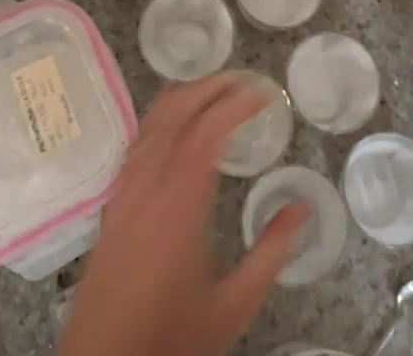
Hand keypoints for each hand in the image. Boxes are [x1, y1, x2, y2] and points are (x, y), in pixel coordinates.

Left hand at [60, 74, 309, 355]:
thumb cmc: (170, 336)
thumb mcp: (233, 304)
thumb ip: (270, 254)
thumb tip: (302, 209)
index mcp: (179, 205)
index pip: (206, 130)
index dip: (235, 101)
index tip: (262, 92)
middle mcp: (145, 187)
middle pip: (172, 112)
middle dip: (207, 86)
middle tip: (241, 81)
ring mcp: (122, 193)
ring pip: (149, 124)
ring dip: (182, 99)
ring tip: (213, 92)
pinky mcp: (110, 205)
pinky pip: (135, 144)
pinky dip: (160, 122)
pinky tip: (175, 129)